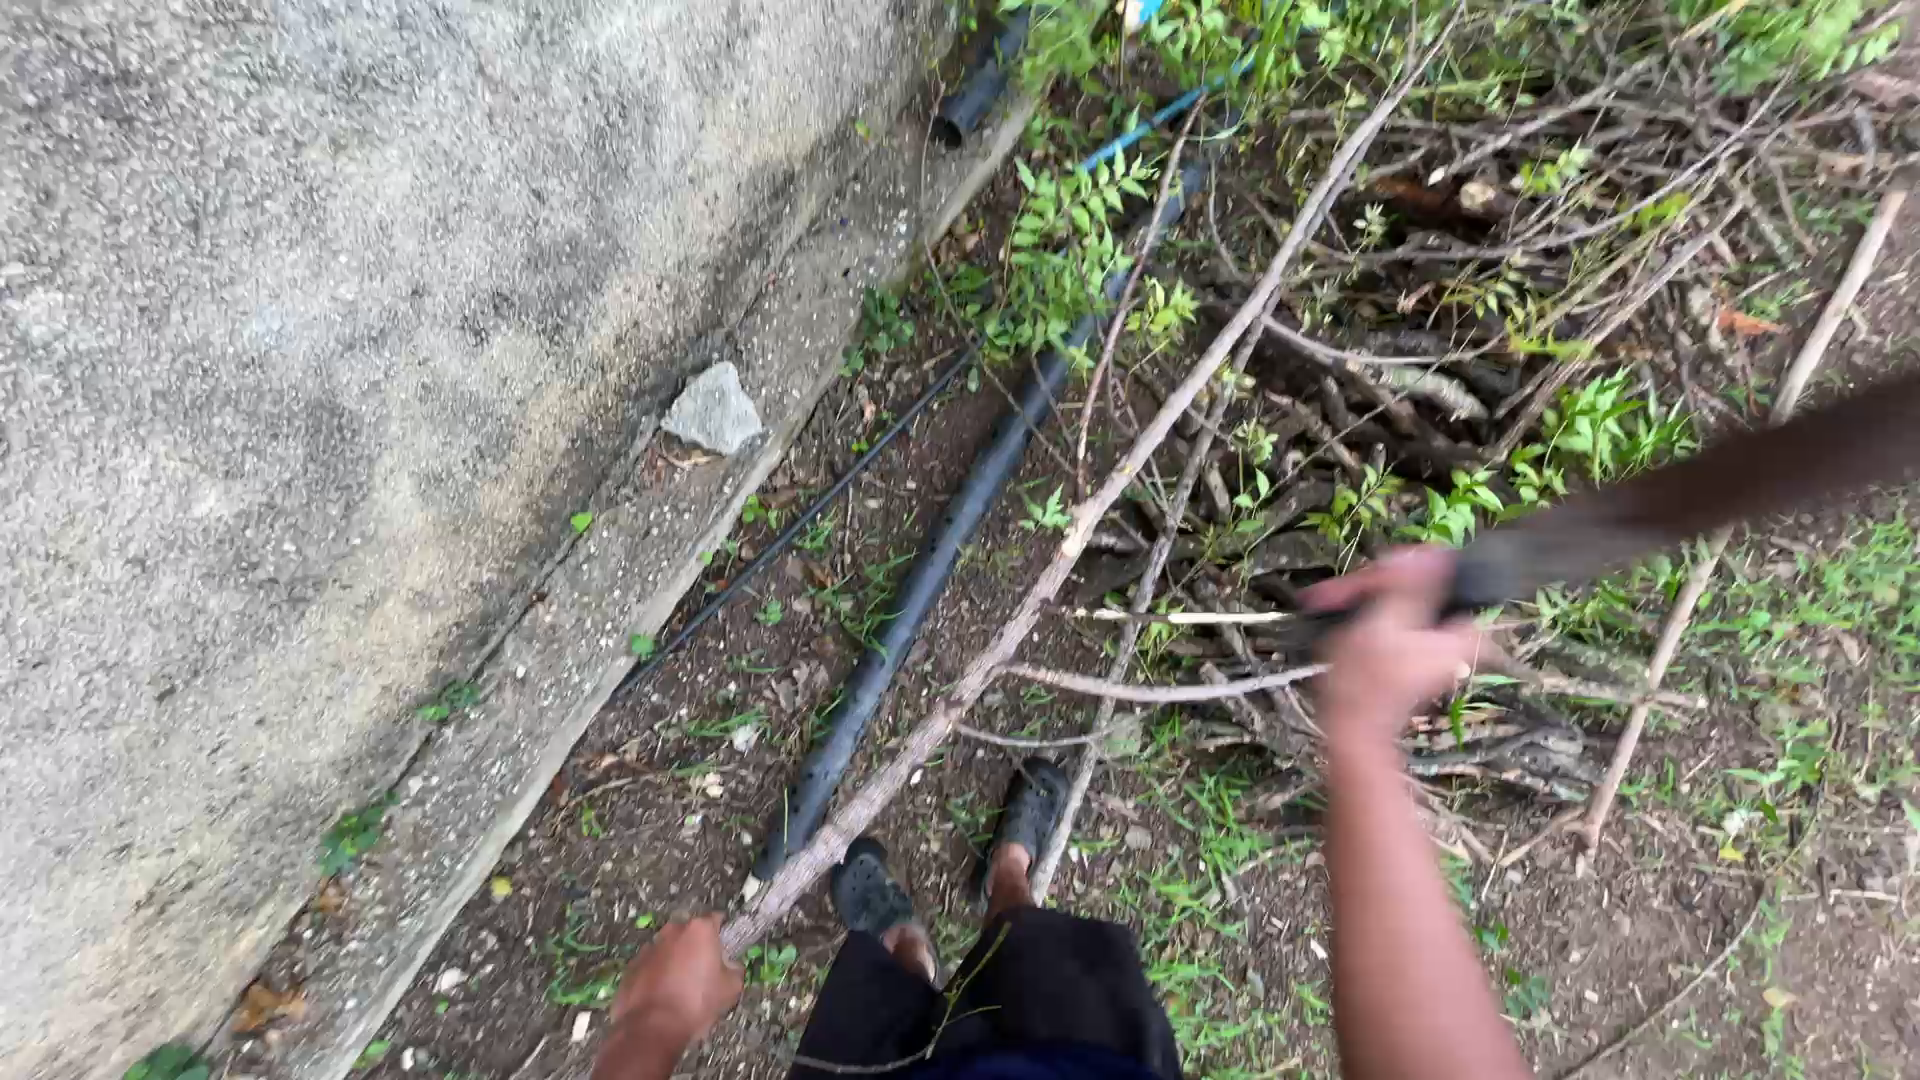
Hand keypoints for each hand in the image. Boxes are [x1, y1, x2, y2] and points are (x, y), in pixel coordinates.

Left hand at [608, 915, 743, 1048]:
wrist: (651, 1031)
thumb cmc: (696, 1004)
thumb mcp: (731, 988)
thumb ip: (734, 969)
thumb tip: (730, 967)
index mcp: (700, 929)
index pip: (717, 920)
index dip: (722, 936)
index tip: (723, 953)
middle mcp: (673, 931)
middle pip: (690, 933)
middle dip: (695, 947)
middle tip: (701, 972)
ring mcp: (649, 948)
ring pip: (668, 949)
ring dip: (674, 961)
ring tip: (678, 988)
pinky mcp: (631, 968)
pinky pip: (649, 967)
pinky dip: (655, 976)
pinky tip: (660, 997)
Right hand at [1302, 546, 1483, 750]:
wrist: (1352, 728)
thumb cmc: (1365, 681)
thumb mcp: (1382, 624)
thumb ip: (1409, 587)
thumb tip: (1434, 552)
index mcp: (1459, 628)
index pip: (1432, 576)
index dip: (1390, 573)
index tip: (1359, 581)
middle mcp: (1453, 636)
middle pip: (1411, 590)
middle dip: (1368, 588)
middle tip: (1331, 595)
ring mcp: (1432, 646)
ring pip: (1396, 604)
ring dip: (1362, 600)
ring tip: (1327, 604)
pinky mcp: (1412, 655)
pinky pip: (1391, 622)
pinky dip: (1366, 617)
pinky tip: (1339, 616)